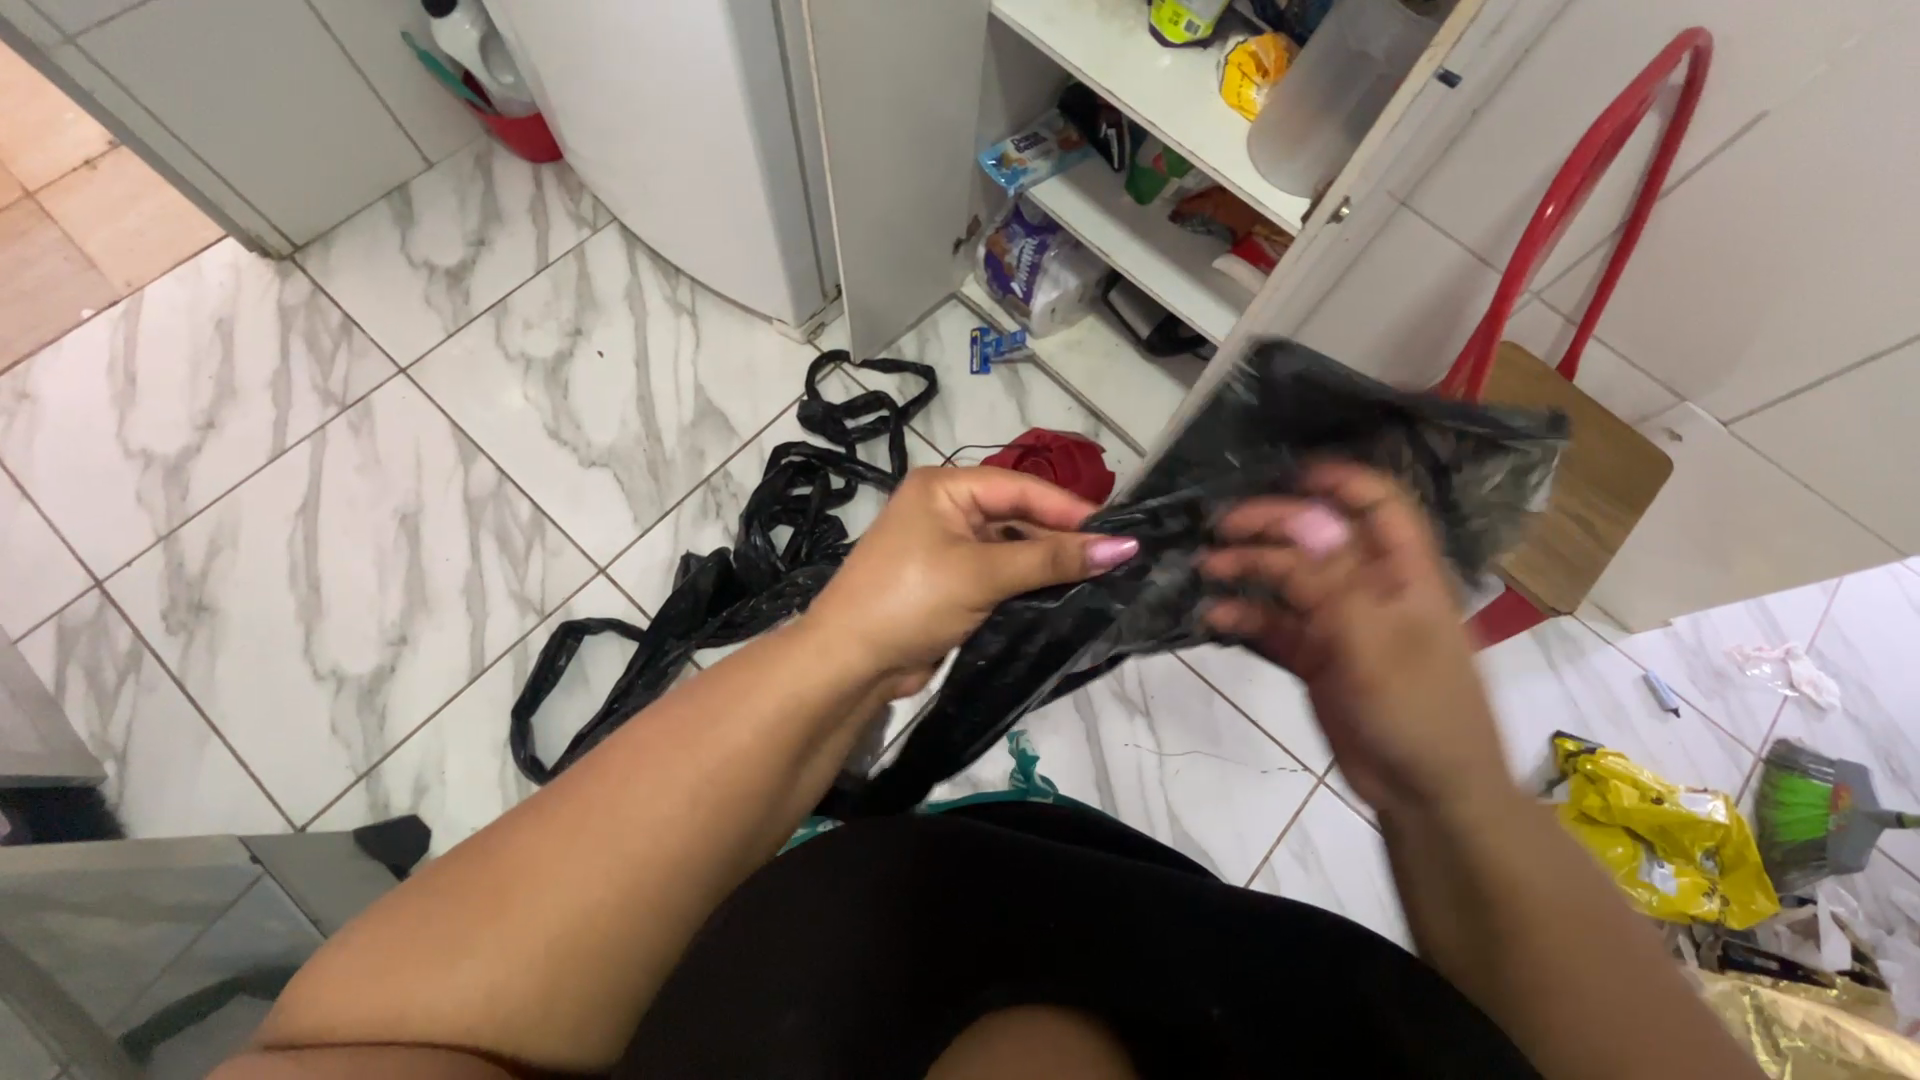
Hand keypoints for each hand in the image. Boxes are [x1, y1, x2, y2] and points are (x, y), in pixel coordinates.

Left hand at [804, 466, 1138, 697]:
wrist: (850, 662)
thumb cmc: (911, 600)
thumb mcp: (982, 573)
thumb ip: (1051, 559)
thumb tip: (1124, 546)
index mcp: (944, 488)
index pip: (1021, 488)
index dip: (1070, 509)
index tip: (1121, 532)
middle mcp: (947, 510)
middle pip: (1019, 516)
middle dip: (1062, 539)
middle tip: (1116, 560)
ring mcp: (948, 549)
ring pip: (1013, 549)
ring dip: (1048, 565)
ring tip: (1102, 579)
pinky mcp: (952, 585)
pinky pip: (1001, 576)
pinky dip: (1029, 586)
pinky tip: (1066, 596)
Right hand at [1199, 463, 1511, 818]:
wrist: (1428, 795)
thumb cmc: (1419, 713)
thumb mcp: (1375, 642)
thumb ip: (1333, 579)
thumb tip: (1300, 516)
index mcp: (1404, 573)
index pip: (1378, 504)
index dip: (1337, 480)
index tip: (1282, 472)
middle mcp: (1370, 587)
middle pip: (1318, 537)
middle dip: (1271, 524)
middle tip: (1220, 525)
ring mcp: (1341, 622)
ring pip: (1289, 578)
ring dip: (1249, 567)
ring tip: (1206, 567)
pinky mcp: (1316, 655)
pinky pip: (1274, 623)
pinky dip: (1244, 615)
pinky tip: (1214, 615)